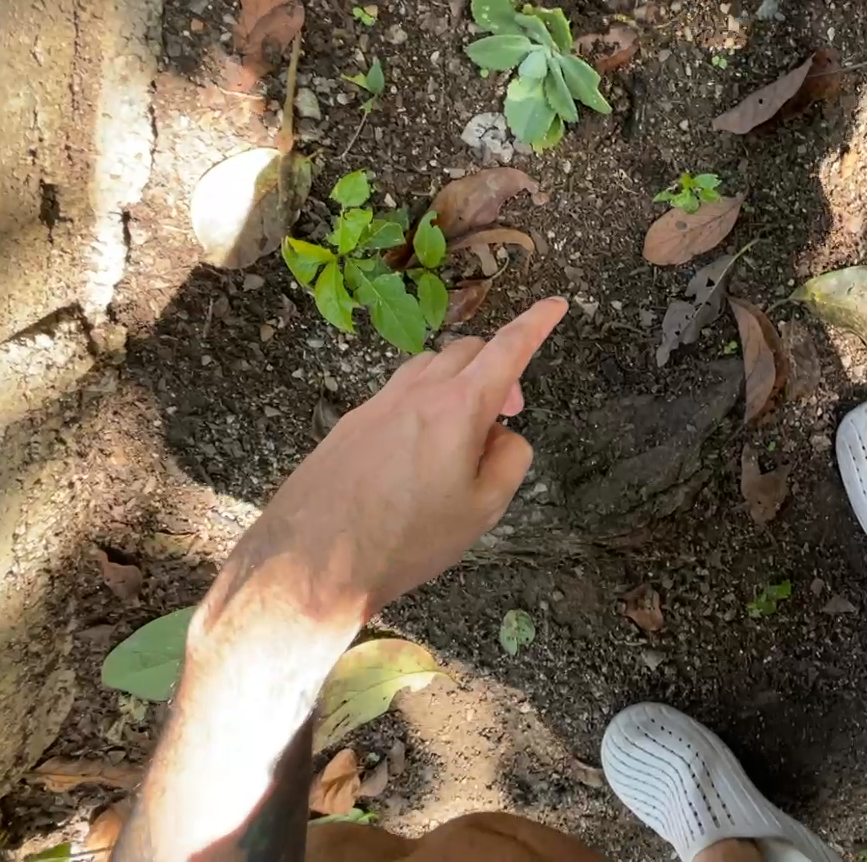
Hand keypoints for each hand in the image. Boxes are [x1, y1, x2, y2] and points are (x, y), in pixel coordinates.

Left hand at [194, 298, 567, 649]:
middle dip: (499, 366)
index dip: (538, 322)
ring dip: (459, 379)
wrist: (310, 562)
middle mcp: (418, 391)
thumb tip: (502, 435)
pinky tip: (418, 450)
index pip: (509, 347)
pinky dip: (425, 399)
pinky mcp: (351, 421)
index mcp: (458, 407)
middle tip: (509, 412)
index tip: (556, 303)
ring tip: (463, 431)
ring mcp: (379, 402)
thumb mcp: (484, 509)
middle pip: (469, 349)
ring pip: (431, 365)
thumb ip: (510, 459)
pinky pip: (400, 390)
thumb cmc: (408, 539)